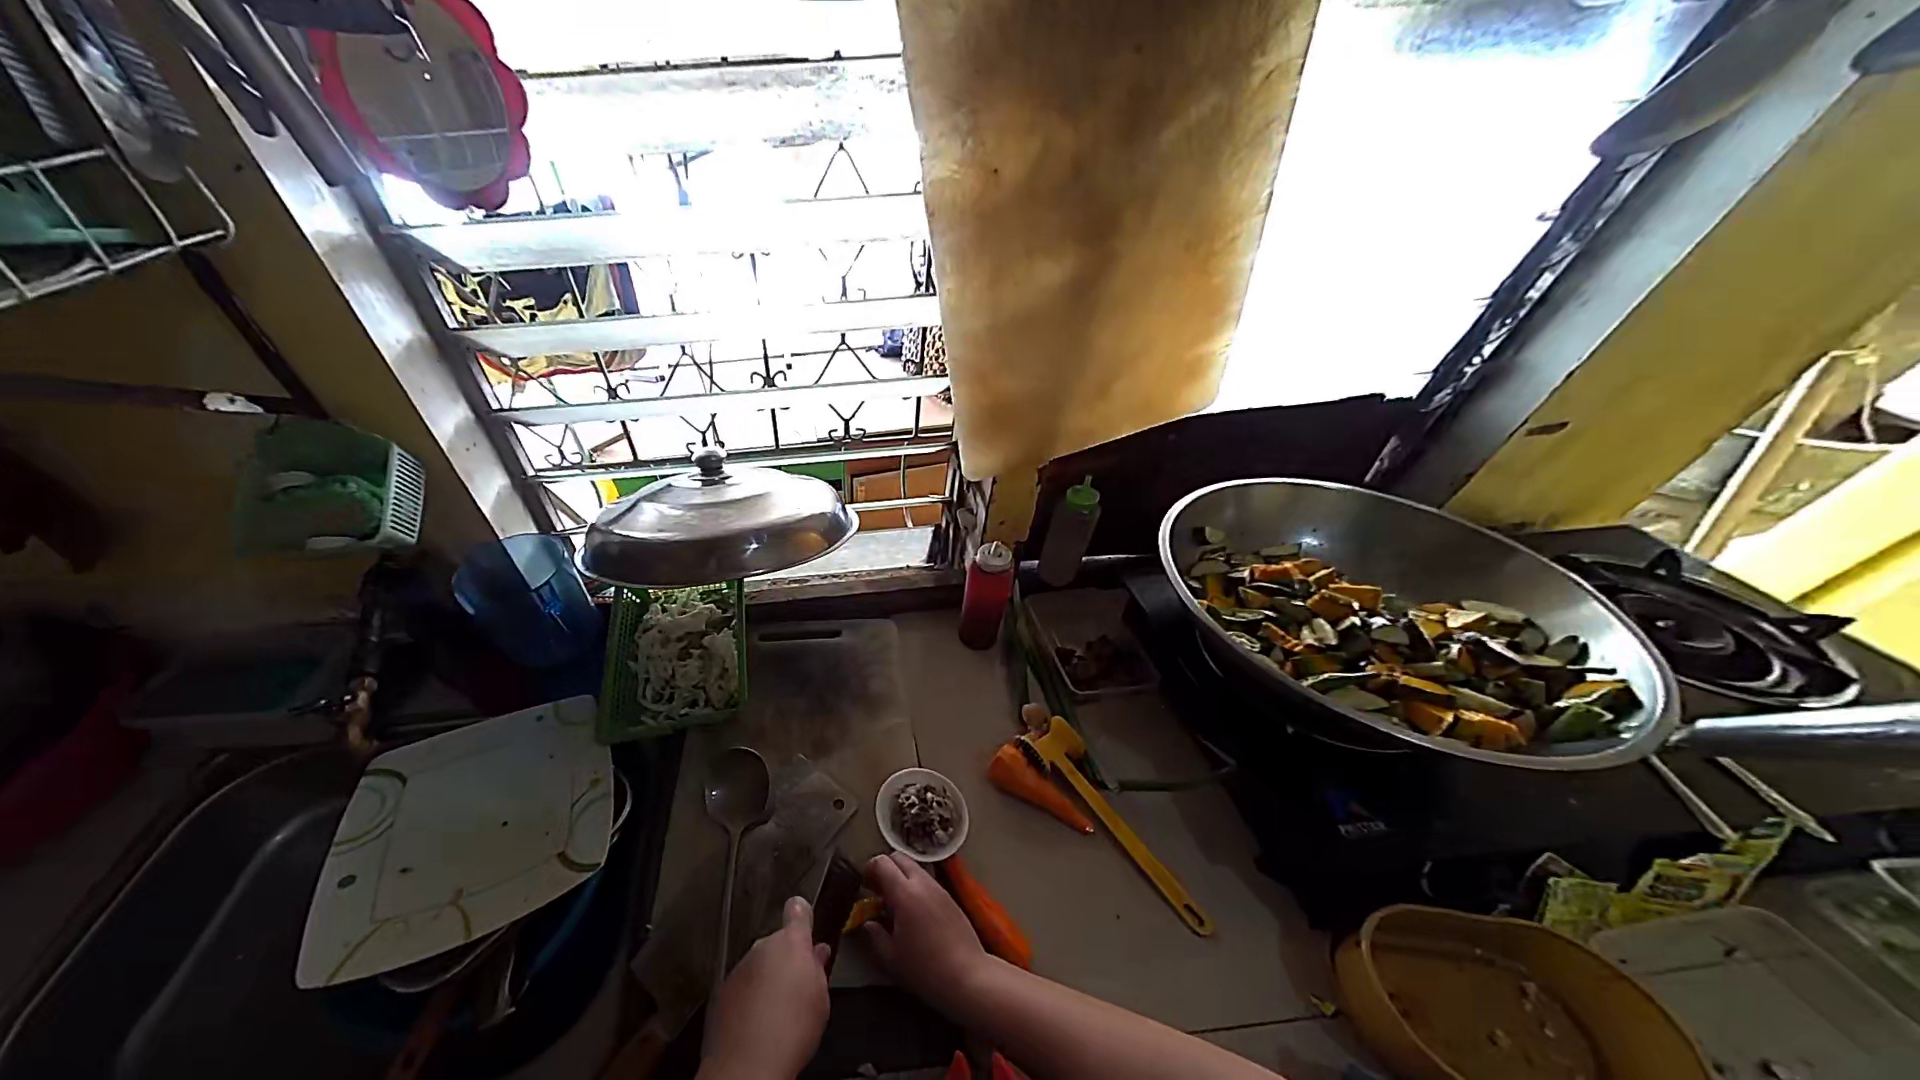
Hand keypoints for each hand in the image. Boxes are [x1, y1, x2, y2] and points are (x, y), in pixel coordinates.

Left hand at [700, 896, 830, 1079]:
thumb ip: (818, 968)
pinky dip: (748, 999)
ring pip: (758, 966)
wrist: (745, 1069)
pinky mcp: (720, 993)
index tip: (805, 924)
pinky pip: (741, 987)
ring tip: (775, 1013)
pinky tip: (755, 1024)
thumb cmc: (791, 1032)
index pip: (797, 911)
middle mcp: (762, 948)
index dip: (802, 916)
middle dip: (785, 960)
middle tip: (796, 988)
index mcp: (791, 943)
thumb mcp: (820, 999)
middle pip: (777, 945)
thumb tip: (817, 954)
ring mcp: (738, 970)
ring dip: (765, 980)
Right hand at [861, 853, 990, 1009]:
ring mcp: (939, 888)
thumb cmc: (924, 968)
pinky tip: (913, 911)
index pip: (882, 862)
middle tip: (877, 892)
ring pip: (915, 867)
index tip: (864, 887)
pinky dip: (915, 885)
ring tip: (894, 904)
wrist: (966, 974)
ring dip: (901, 877)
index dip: (869, 869)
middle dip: (885, 868)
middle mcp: (923, 883)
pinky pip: (927, 880)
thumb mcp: (890, 957)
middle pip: (899, 857)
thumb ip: (874, 935)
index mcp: (905, 893)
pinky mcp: (950, 897)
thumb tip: (867, 922)